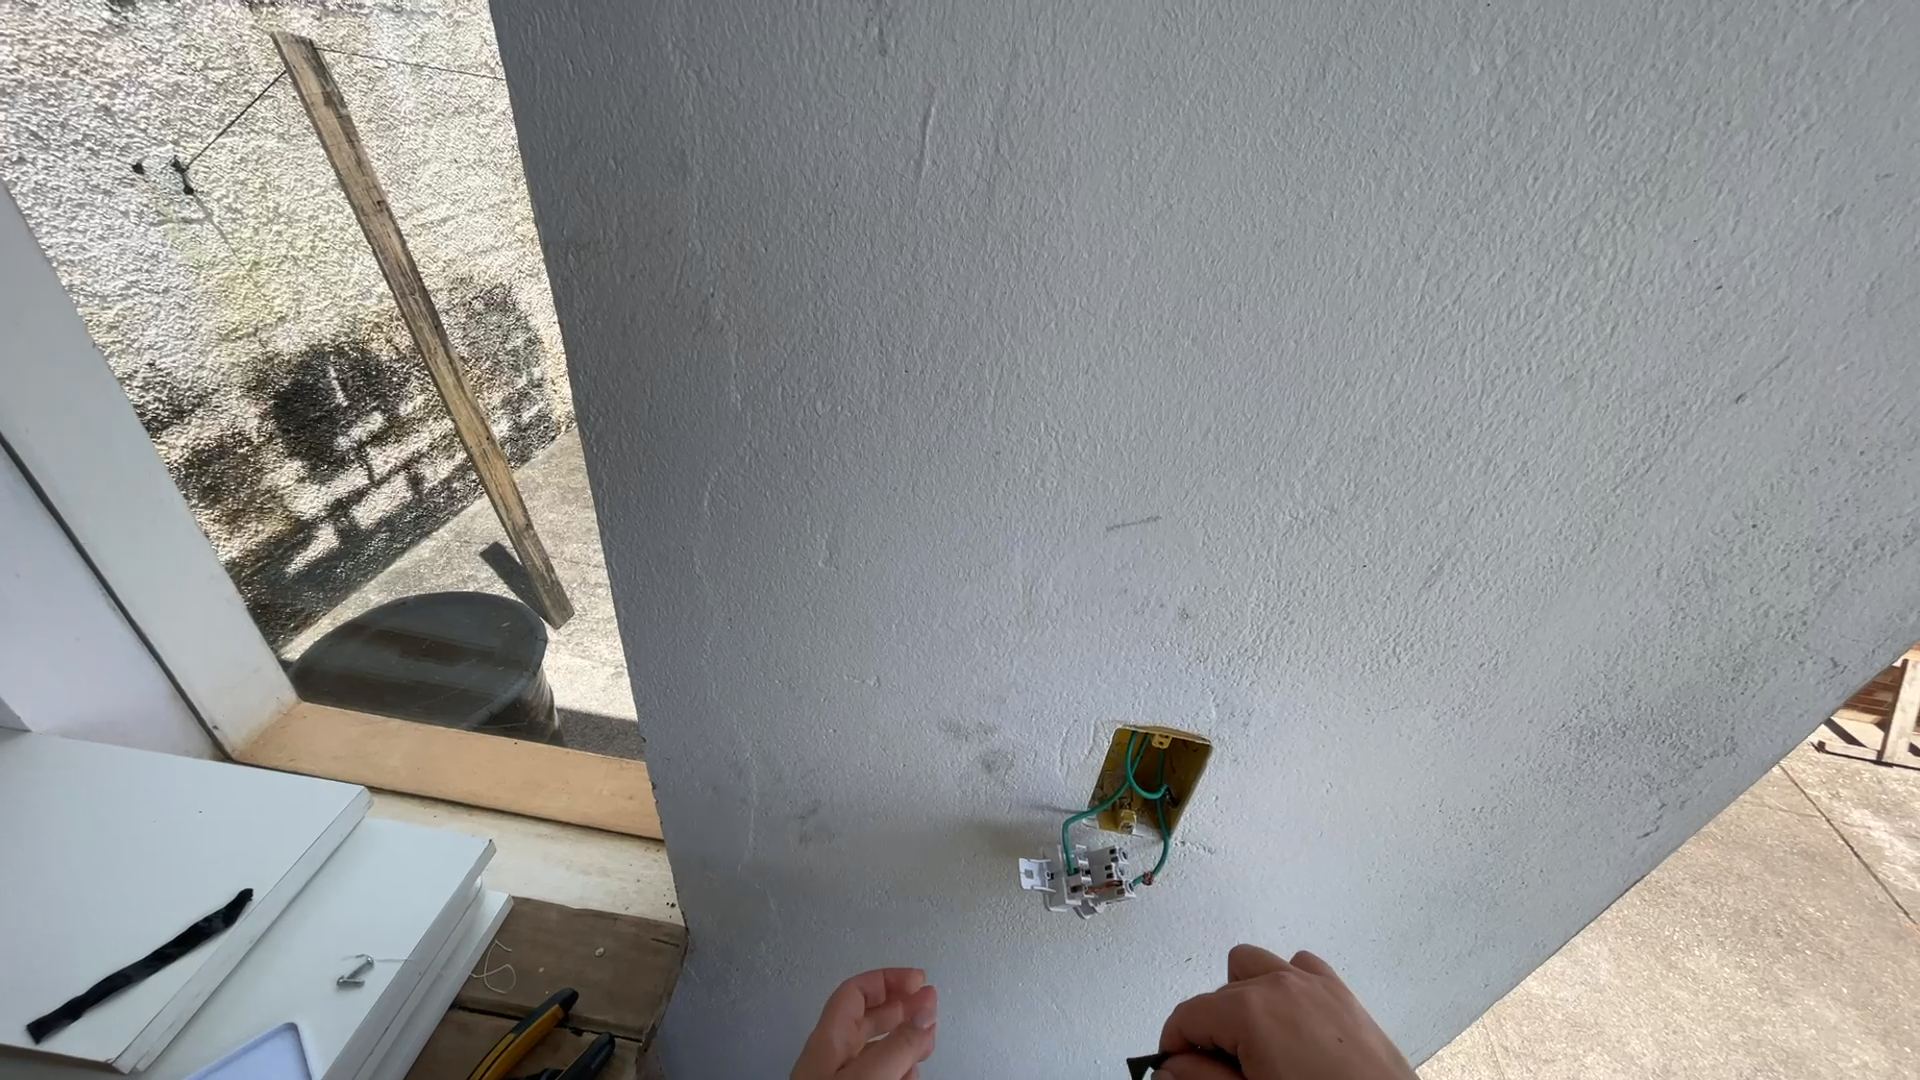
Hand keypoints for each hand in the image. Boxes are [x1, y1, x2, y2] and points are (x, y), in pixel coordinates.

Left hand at [791, 968, 937, 1079]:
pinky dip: (898, 1068)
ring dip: (905, 1039)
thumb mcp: (868, 1074)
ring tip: (928, 1039)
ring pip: (876, 1048)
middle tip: (930, 1004)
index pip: (856, 989)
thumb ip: (898, 1043)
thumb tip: (927, 1010)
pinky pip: (876, 1074)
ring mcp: (839, 1079)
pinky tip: (911, 1072)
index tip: (919, 980)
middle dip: (903, 1007)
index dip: (889, 979)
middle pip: (869, 1017)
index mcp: (828, 1038)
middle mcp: (831, 1056)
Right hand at [1155, 945, 1415, 1079]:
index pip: (1187, 1014)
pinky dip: (1288, 988)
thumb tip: (1170, 1069)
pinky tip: (1293, 1029)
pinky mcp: (1344, 997)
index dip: (1174, 1044)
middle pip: (1219, 992)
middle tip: (1222, 1071)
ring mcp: (1315, 986)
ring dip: (1246, 998)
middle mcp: (1280, 984)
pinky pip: (1300, 969)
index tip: (1175, 1069)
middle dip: (1212, 1028)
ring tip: (1256, 1047)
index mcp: (1251, 1010)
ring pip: (1255, 967)